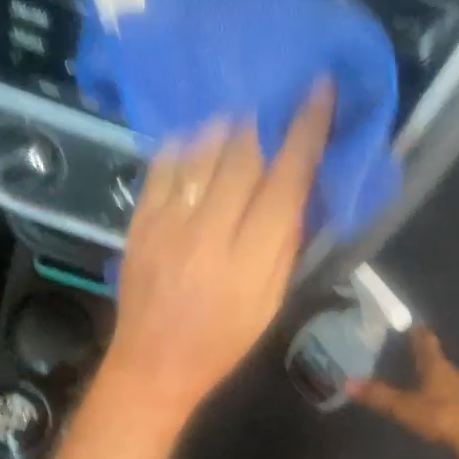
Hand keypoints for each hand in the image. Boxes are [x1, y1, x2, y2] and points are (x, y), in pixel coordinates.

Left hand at [104, 83, 334, 417]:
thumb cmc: (220, 343)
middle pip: (243, 156)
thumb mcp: (269, 306)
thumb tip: (299, 188)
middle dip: (265, 123)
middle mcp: (208, 235)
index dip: (306, 132)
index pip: (285, 182)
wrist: (153, 365)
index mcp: (249, 263)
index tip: (320, 92)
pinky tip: (198, 143)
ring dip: (226, 128)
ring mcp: (168, 225)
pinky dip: (185, 145)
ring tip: (239, 123)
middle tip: (275, 106)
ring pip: (202, 152)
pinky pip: (164, 165)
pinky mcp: (139, 221)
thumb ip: (285, 246)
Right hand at [353, 327, 458, 456]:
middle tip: (408, 346)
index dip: (418, 332)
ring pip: (443, 375)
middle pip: (435, 357)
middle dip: (422, 351)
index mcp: (435, 366)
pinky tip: (432, 399)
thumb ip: (378, 395)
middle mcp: (450, 373)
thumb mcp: (404, 407)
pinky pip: (448, 392)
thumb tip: (347, 383)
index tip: (411, 322)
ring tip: (417, 371)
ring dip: (431, 372)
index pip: (425, 342)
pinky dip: (438, 390)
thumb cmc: (440, 416)